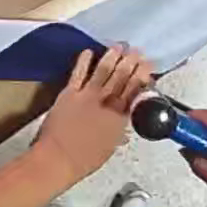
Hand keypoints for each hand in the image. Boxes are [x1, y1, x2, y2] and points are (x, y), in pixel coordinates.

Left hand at [32, 46, 151, 184]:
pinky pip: (79, 73)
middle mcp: (106, 103)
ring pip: (104, 71)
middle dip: (131, 62)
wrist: (58, 158)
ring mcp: (88, 96)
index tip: (148, 66)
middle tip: (137, 52)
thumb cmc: (83, 160)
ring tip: (120, 46)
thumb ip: (117, 133)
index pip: (135, 92)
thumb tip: (122, 131)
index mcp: (119, 118)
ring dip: (113, 56)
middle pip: (122, 77)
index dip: (143, 77)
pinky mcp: (70, 94)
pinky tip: (88, 51)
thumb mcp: (109, 148)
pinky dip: (84, 61)